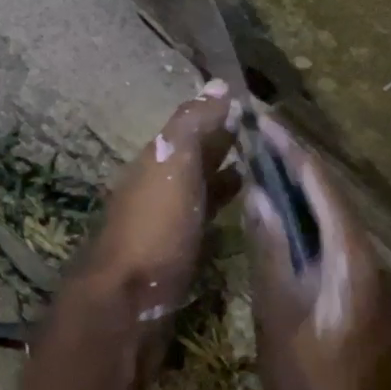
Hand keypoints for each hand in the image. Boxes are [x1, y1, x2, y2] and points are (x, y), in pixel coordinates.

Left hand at [19, 81, 237, 389]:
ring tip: (260, 172)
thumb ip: (193, 124)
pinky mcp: (174, 258)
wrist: (126, 306)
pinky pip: (202, 223)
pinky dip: (221, 212)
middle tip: (264, 139)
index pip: (190, 128)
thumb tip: (218, 83)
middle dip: (223, 145)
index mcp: (154, 160)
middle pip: (193, 158)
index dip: (218, 116)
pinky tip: (240, 216)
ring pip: (198, 191)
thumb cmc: (154, 227)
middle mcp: (155, 187)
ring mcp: (163, 224)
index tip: (253, 108)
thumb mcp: (173, 164)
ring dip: (223, 179)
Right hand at [244, 117, 390, 389]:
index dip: (289, 147)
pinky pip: (338, 238)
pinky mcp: (367, 294)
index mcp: (355, 255)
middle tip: (258, 134)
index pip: (321, 182)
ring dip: (301, 189)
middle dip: (295, 162)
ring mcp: (374, 277)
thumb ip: (269, 245)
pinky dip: (310, 218)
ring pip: (335, 215)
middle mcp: (373, 257)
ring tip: (264, 161)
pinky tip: (284, 212)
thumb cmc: (307, 372)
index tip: (261, 118)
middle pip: (332, 194)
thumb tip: (257, 190)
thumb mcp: (278, 308)